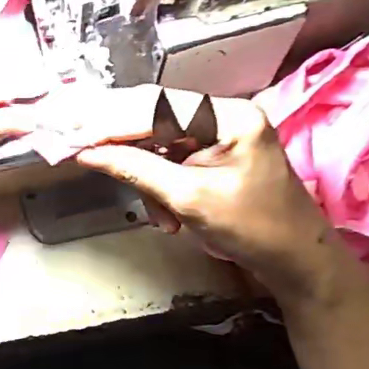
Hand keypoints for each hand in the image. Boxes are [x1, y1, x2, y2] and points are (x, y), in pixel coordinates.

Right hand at [75, 97, 351, 304]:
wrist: (296, 260)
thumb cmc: (254, 229)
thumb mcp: (190, 199)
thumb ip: (136, 169)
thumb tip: (88, 152)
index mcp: (228, 116)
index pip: (155, 108)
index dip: (109, 123)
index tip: (72, 137)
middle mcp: (223, 113)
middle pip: (152, 115)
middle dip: (118, 141)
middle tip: (75, 147)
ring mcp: (218, 132)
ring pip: (156, 141)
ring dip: (146, 178)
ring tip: (162, 217)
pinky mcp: (212, 151)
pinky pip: (169, 158)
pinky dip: (160, 186)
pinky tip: (170, 215)